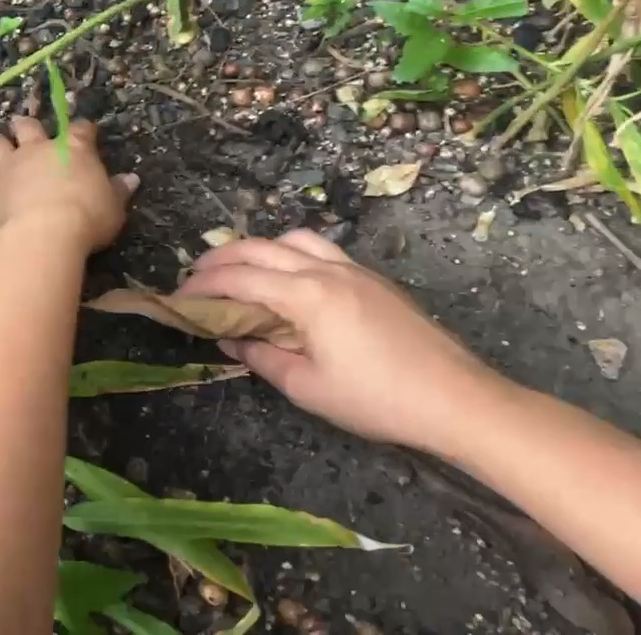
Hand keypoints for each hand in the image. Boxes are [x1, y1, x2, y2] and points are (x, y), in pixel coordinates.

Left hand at [0, 117, 137, 253]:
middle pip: (27, 126)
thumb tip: (130, 180)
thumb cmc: (87, 218)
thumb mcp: (113, 207)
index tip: (87, 131)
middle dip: (26, 125)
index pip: (80, 130)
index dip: (84, 129)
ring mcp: (9, 168)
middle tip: (24, 129)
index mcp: (72, 150)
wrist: (46, 232)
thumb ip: (117, 191)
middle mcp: (37, 151)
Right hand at [177, 230, 509, 452]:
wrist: (463, 403)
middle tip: (196, 277)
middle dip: (219, 258)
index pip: (237, 278)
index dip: (201, 286)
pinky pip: (320, 249)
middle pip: (258, 246)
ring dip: (257, 248)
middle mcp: (325, 270)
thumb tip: (229, 338)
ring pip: (292, 237)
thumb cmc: (379, 400)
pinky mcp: (374, 280)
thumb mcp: (307, 387)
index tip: (177, 298)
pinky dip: (290, 253)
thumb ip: (261, 357)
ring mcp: (353, 270)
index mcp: (306, 294)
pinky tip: (289, 279)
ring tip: (242, 269)